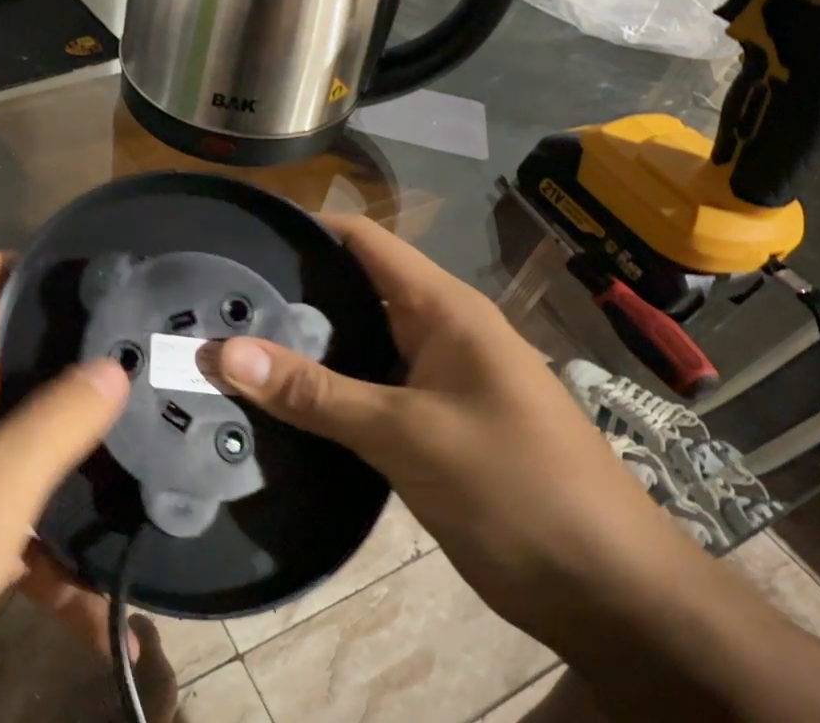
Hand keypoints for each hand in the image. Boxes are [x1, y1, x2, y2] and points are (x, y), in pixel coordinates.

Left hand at [0, 254, 130, 722]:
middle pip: (9, 364)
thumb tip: (110, 364)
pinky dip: (44, 557)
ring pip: (16, 452)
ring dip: (70, 477)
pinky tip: (99, 611)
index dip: (26, 262)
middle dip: (74, 369)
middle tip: (150, 376)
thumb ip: (54, 424)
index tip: (98, 277)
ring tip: (147, 484)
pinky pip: (2, 526)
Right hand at [201, 215, 696, 641]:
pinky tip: (275, 407)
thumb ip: (314, 392)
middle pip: (353, 293)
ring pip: (356, 348)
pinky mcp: (430, 428)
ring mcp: (437, 383)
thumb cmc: (516, 489)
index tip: (237, 238)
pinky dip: (322, 394)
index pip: (365, 242)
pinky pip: (365, 394)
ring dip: (301, 350)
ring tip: (227, 349)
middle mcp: (439, 334)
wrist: (606, 589)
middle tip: (214, 304)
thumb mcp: (406, 434)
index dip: (304, 229)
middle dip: (288, 296)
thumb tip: (219, 351)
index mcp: (446, 311)